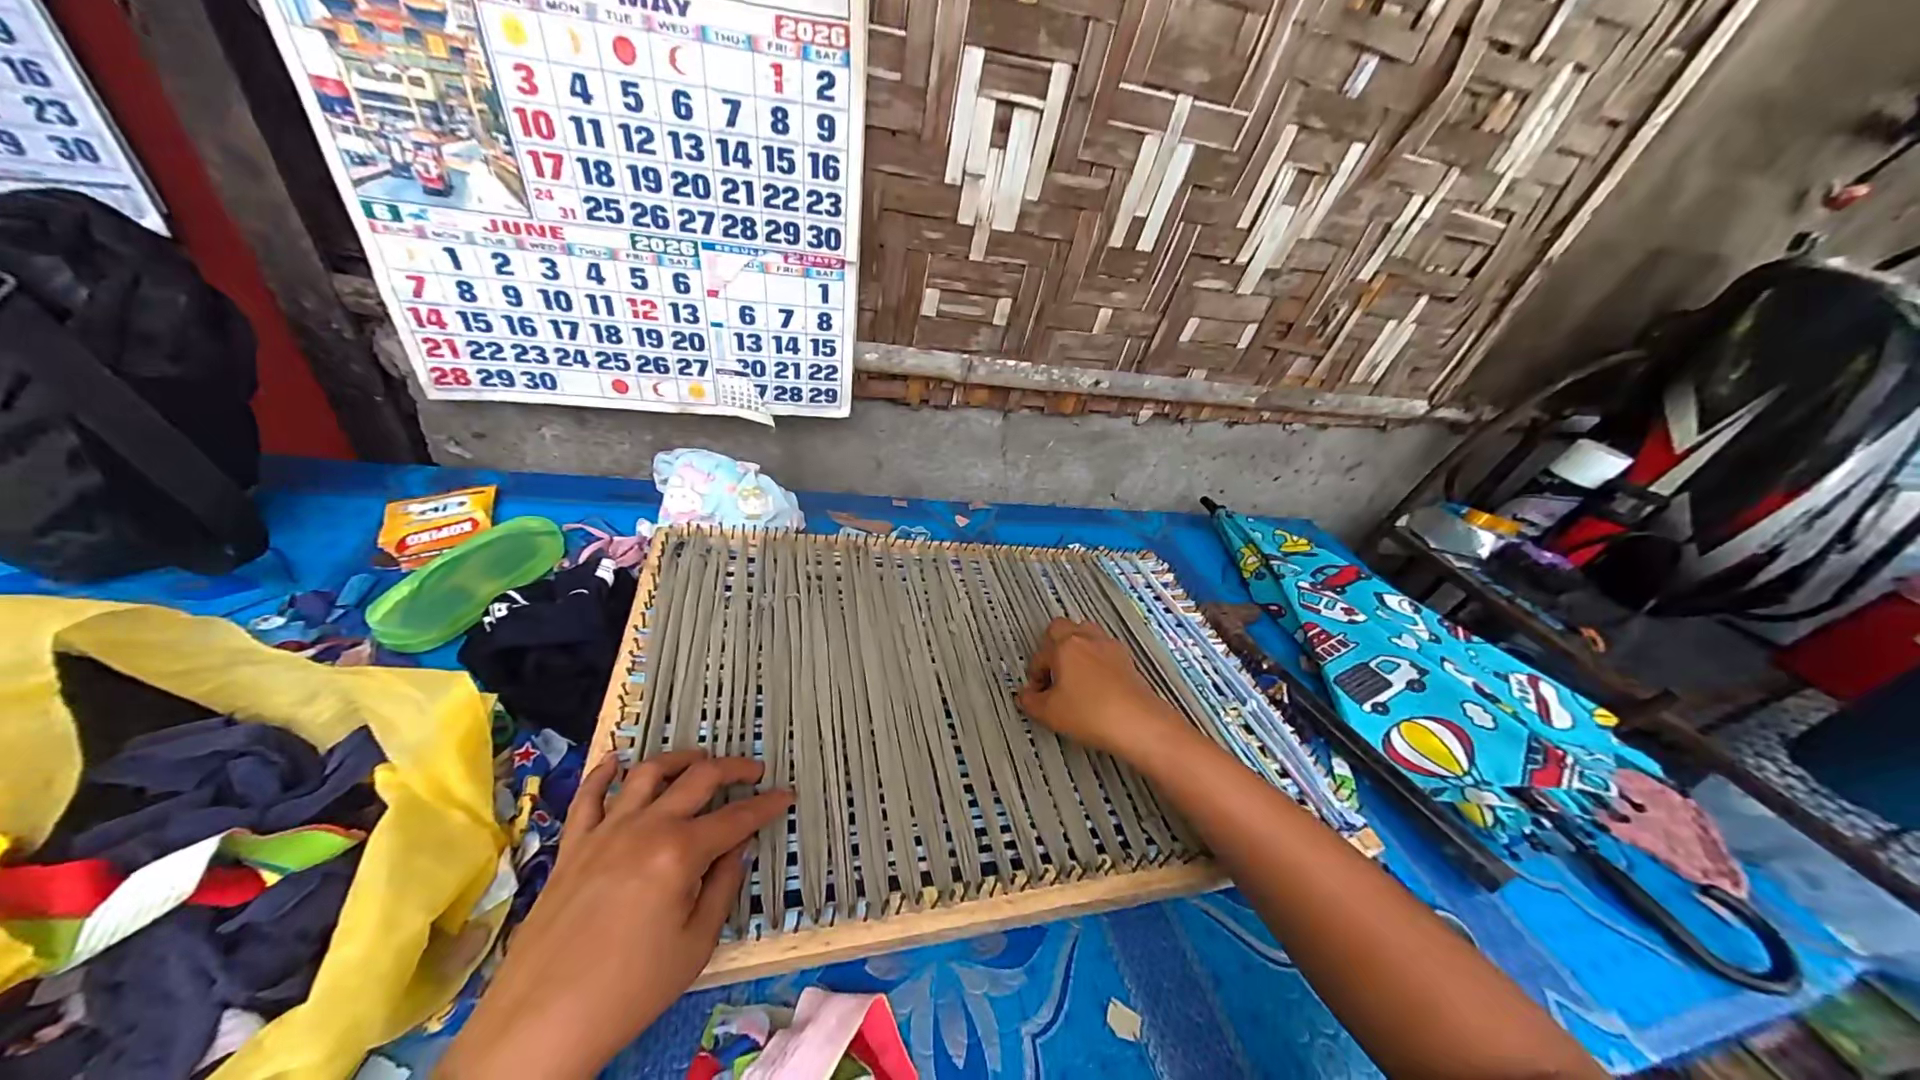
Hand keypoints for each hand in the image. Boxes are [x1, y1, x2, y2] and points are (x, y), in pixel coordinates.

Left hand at [437, 751, 790, 1079]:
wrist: (540, 1023)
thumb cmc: (630, 990)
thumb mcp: (695, 944)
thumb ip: (722, 886)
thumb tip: (737, 847)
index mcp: (681, 852)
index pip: (737, 818)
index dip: (767, 805)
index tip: (786, 796)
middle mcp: (646, 827)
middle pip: (699, 779)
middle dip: (734, 769)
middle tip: (754, 771)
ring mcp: (605, 832)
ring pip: (648, 773)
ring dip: (680, 759)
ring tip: (700, 760)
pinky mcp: (572, 846)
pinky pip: (589, 796)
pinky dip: (605, 771)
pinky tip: (618, 760)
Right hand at [1017, 618, 1187, 760]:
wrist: (1138, 724)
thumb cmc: (1095, 713)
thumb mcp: (1049, 713)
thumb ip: (1030, 701)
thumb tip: (1025, 697)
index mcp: (1064, 646)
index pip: (1039, 654)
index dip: (1034, 675)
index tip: (1036, 692)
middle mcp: (1087, 640)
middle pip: (1061, 628)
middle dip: (1051, 648)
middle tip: (1050, 672)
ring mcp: (1109, 647)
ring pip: (1085, 634)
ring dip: (1075, 649)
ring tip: (1072, 675)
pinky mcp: (1126, 660)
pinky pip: (1103, 650)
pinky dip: (1095, 660)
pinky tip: (1094, 684)